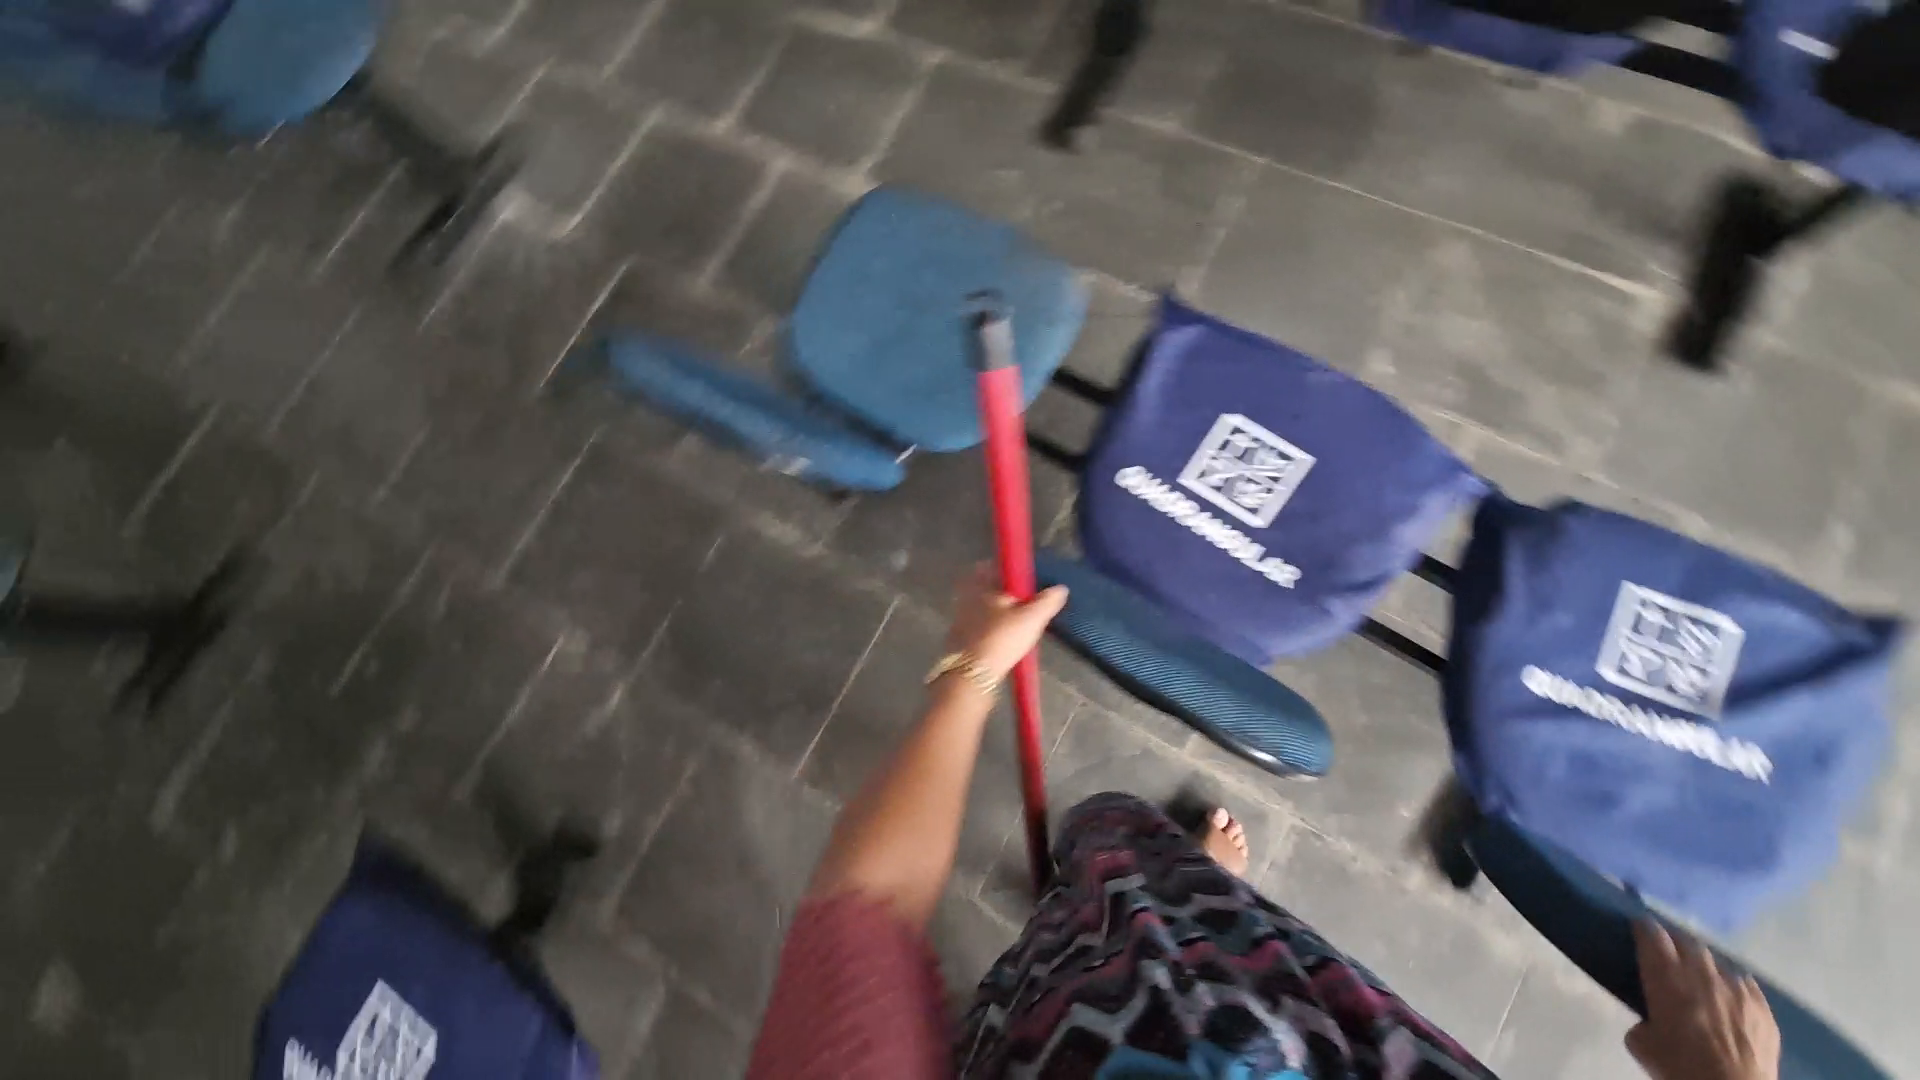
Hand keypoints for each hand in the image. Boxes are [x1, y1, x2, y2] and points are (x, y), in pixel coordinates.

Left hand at [945, 565, 1068, 681]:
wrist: (971, 672)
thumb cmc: (1001, 637)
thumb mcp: (1031, 618)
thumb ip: (1047, 601)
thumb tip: (1061, 589)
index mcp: (980, 583)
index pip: (991, 565)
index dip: (1008, 570)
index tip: (1023, 579)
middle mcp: (966, 596)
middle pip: (986, 587)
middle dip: (1003, 593)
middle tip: (1023, 602)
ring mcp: (959, 617)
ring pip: (982, 608)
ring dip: (997, 613)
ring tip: (1017, 624)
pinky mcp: (959, 637)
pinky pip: (978, 626)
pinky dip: (990, 629)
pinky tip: (1003, 640)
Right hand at [1626, 920, 1780, 1079]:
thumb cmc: (1679, 1067)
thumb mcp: (1640, 1042)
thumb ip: (1643, 1018)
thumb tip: (1652, 1018)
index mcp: (1665, 976)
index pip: (1652, 934)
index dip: (1643, 928)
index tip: (1638, 929)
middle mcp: (1702, 975)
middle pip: (1688, 942)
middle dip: (1675, 941)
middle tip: (1667, 951)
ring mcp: (1737, 991)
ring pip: (1718, 961)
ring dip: (1705, 963)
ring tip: (1700, 975)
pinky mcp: (1763, 1011)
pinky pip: (1745, 983)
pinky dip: (1733, 983)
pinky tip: (1729, 994)